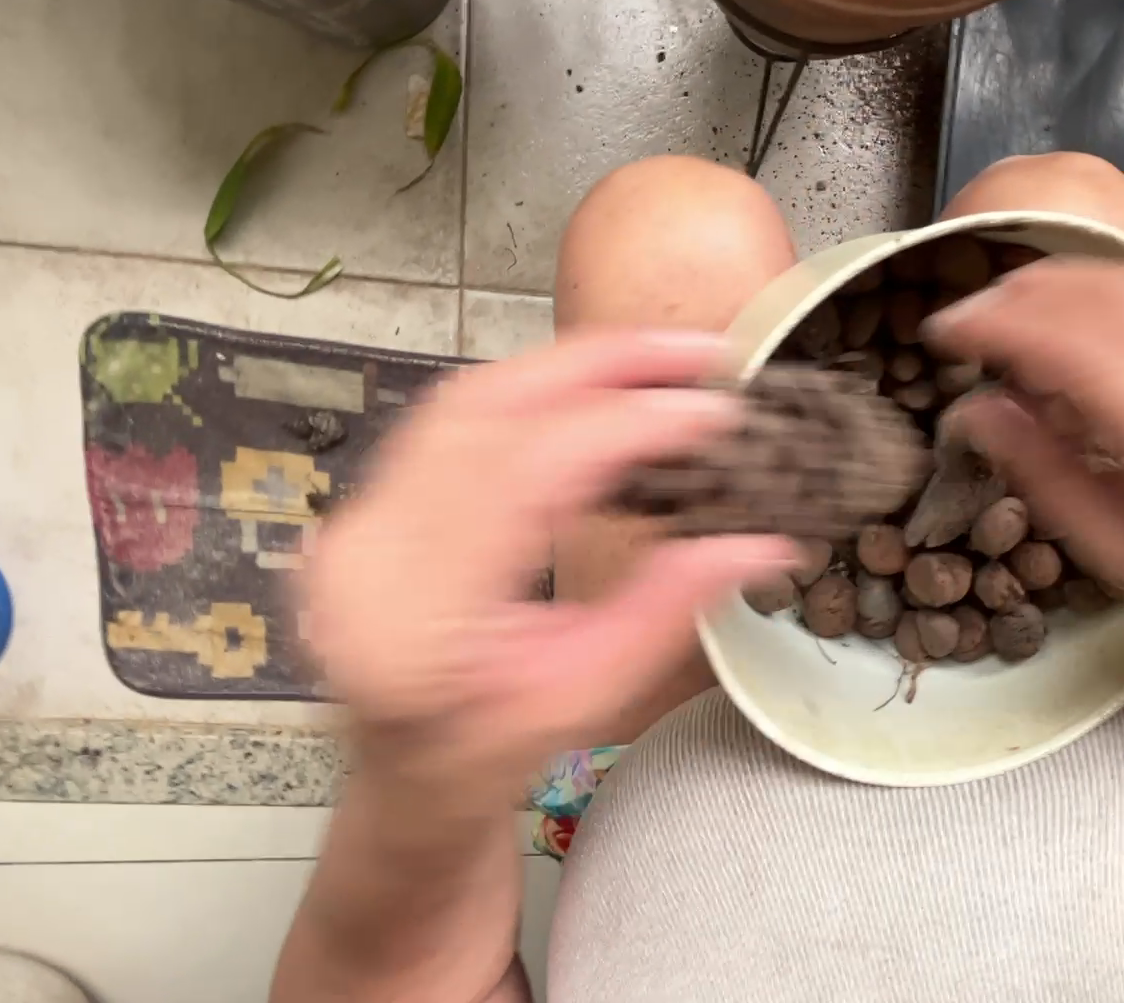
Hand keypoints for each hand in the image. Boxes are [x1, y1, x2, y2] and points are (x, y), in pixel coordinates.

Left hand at [301, 331, 796, 808]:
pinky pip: (458, 415)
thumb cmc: (491, 753)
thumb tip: (760, 543)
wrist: (408, 772)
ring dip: (571, 367)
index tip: (711, 411)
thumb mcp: (592, 692)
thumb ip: (671, 607)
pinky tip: (593, 393)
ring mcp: (362, 514)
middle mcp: (374, 545)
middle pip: (487, 405)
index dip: (629, 426)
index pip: (530, 471)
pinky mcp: (376, 500)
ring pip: (469, 394)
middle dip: (603, 363)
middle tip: (694, 351)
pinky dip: (537, 390)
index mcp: (421, 610)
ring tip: (657, 362)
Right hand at [924, 258, 1123, 700]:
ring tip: (1017, 301)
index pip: (1088, 357)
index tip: (948, 327)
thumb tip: (975, 408)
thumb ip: (1044, 473)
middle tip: (974, 309)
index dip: (1007, 329)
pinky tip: (1087, 313)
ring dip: (1074, 287)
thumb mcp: (1120, 552)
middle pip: (1123, 305)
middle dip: (1033, 296)